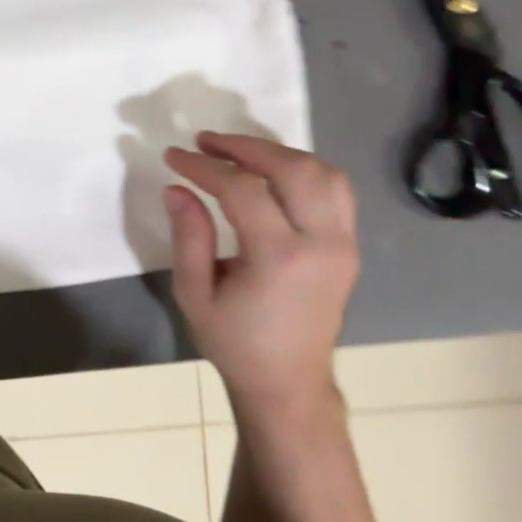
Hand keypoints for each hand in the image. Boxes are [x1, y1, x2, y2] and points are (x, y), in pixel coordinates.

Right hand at [163, 133, 359, 429]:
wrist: (286, 379)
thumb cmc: (233, 341)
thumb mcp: (194, 292)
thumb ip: (189, 237)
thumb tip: (177, 189)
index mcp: (279, 257)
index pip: (244, 189)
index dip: (205, 167)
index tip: (173, 156)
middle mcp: (322, 243)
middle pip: (294, 169)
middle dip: (247, 147)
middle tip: (206, 141)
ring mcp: (344, 243)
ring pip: (325, 174)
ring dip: (280, 154)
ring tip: (238, 152)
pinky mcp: (349, 246)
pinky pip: (335, 192)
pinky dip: (303, 171)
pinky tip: (270, 173)